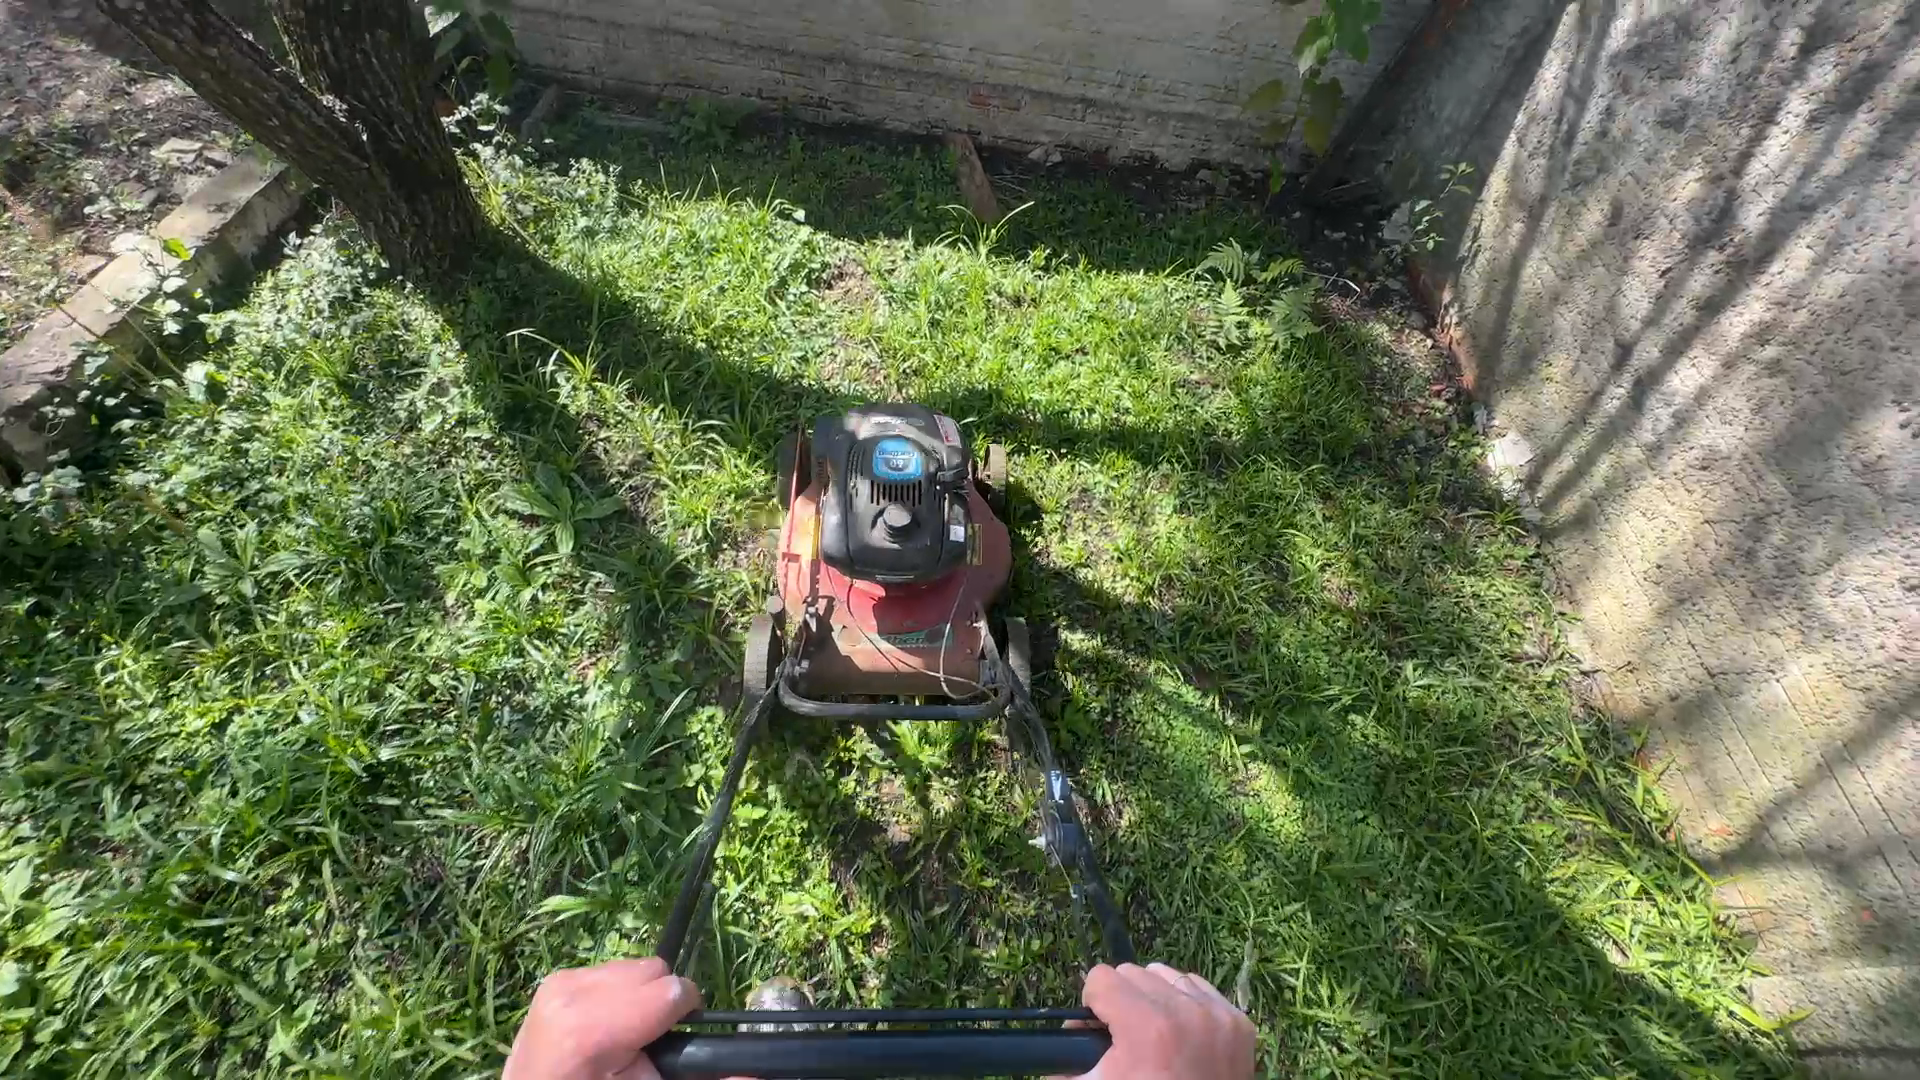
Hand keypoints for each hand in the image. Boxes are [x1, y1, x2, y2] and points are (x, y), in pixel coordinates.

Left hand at [504, 957, 701, 1079]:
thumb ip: (696, 1070)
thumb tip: (751, 1071)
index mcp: (587, 1033)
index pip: (669, 990)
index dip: (682, 1013)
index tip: (671, 1040)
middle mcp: (570, 996)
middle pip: (654, 971)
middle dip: (658, 1004)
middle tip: (640, 1045)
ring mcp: (560, 983)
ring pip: (636, 966)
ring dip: (638, 997)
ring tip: (617, 1039)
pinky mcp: (556, 978)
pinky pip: (612, 968)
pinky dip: (617, 994)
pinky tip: (601, 1028)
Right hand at [1074, 963, 1256, 1079]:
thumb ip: (1063, 1068)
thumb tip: (1053, 1043)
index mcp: (1148, 1026)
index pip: (1101, 978)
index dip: (1094, 1006)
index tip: (1100, 1032)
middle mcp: (1185, 1010)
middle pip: (1132, 973)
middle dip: (1123, 1002)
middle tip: (1127, 1041)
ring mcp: (1216, 1015)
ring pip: (1164, 975)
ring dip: (1154, 999)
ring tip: (1156, 1038)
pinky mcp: (1239, 1023)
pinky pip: (1197, 988)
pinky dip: (1185, 1005)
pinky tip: (1183, 1038)